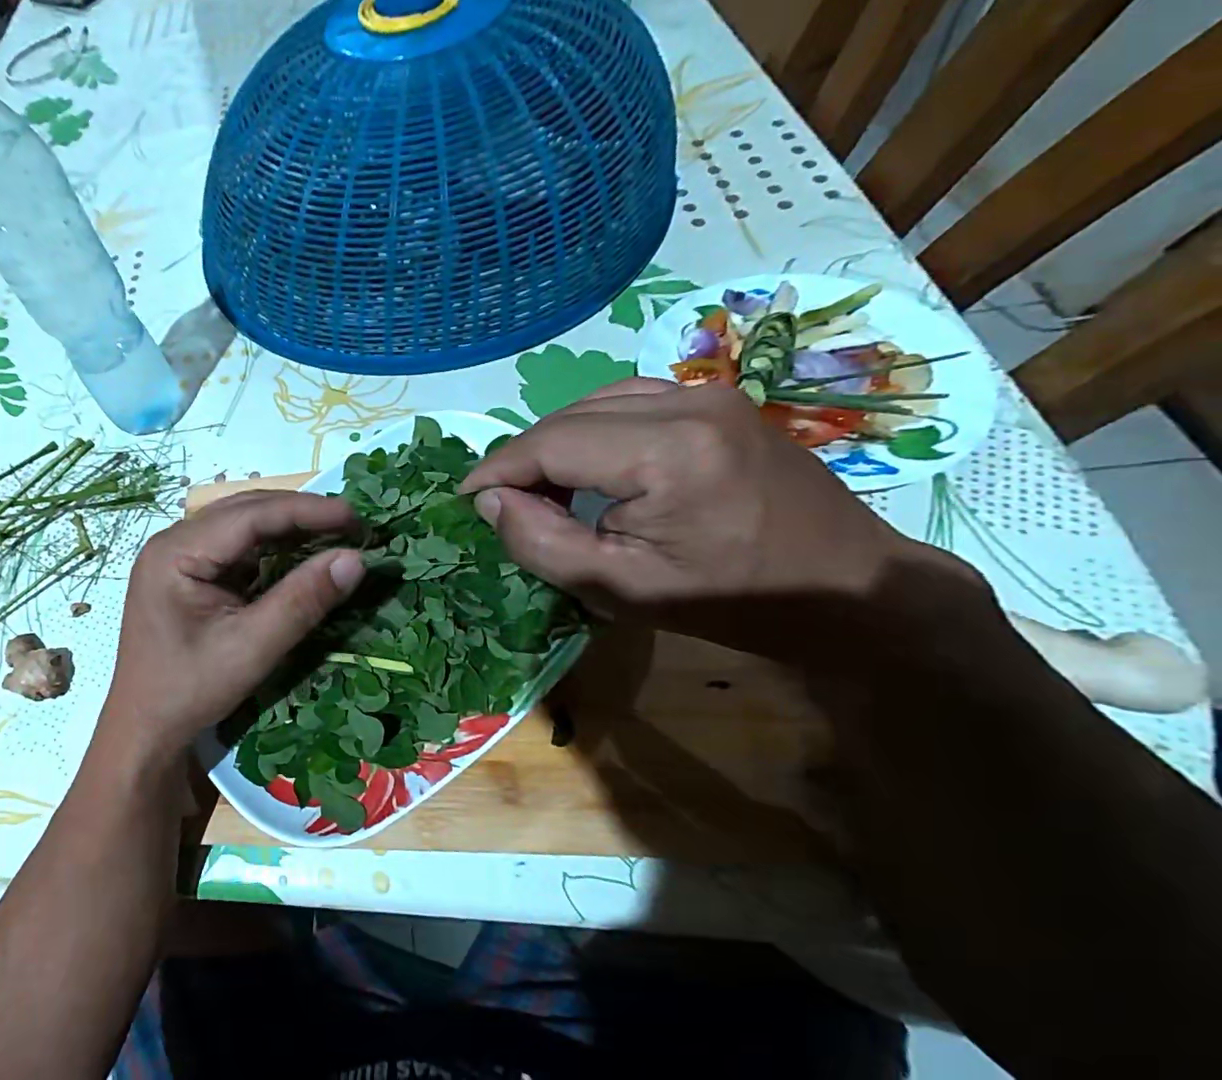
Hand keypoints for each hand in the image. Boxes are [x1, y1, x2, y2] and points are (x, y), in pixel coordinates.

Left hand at [97, 492, 365, 760]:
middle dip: (300, 515)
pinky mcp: (189, 575)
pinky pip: (237, 550)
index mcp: (175, 552)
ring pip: (242, 527)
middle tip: (353, 526)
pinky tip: (303, 556)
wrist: (146, 729)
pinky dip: (273, 550)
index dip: (306, 511)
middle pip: (245, 512)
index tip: (355, 516)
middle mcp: (173, 543)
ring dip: (289, 530)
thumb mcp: (251, 647)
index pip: (249, 514)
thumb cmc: (189, 690)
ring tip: (337, 535)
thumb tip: (355, 559)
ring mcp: (178, 557)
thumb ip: (302, 600)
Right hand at [461, 378, 954, 659]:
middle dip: (523, 458)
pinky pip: (631, 401)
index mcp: (666, 452)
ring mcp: (709, 394)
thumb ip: (541, 542)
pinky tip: (588, 464)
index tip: (464, 497)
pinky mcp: (720, 400)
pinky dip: (593, 429)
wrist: (848, 589)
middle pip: (569, 417)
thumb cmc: (730, 600)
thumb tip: (491, 502)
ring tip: (539, 486)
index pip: (550, 444)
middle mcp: (687, 403)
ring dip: (555, 440)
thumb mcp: (620, 587)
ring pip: (595, 401)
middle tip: (500, 501)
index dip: (498, 469)